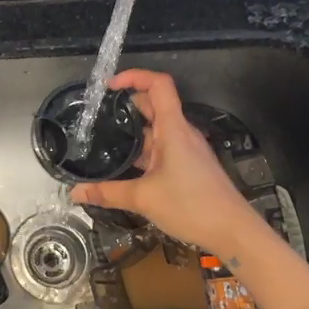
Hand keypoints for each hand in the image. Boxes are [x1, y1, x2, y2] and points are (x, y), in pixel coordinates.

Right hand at [70, 69, 260, 254]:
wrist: (233, 231)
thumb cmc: (192, 206)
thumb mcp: (143, 199)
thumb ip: (107, 193)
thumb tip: (75, 193)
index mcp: (174, 129)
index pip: (158, 85)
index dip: (135, 77)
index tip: (110, 86)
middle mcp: (182, 133)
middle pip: (155, 105)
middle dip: (128, 105)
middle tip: (100, 116)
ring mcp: (188, 150)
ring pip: (158, 130)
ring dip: (135, 131)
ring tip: (106, 140)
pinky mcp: (189, 166)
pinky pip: (163, 148)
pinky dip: (144, 150)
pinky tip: (127, 166)